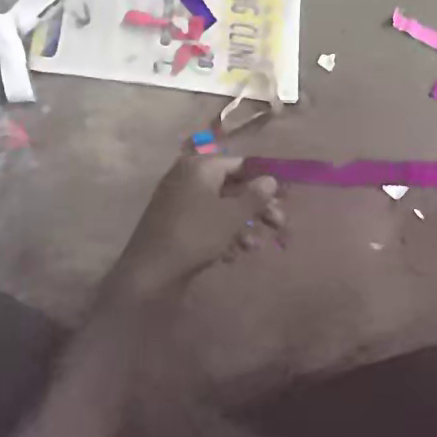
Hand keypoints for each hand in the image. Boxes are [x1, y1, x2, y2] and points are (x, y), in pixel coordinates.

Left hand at [101, 155, 284, 304]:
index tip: (286, 197)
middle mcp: (188, 178)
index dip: (265, 180)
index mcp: (200, 167)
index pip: (241, 165)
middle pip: (232, 188)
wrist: (150, 271)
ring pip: (221, 208)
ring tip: (254, 247)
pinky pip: (207, 223)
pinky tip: (232, 256)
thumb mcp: (231, 216)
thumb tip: (271, 179)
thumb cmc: (195, 236)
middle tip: (279, 225)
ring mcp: (179, 201)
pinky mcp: (175, 224)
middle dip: (256, 208)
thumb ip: (254, 196)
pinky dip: (222, 235)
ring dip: (242, 227)